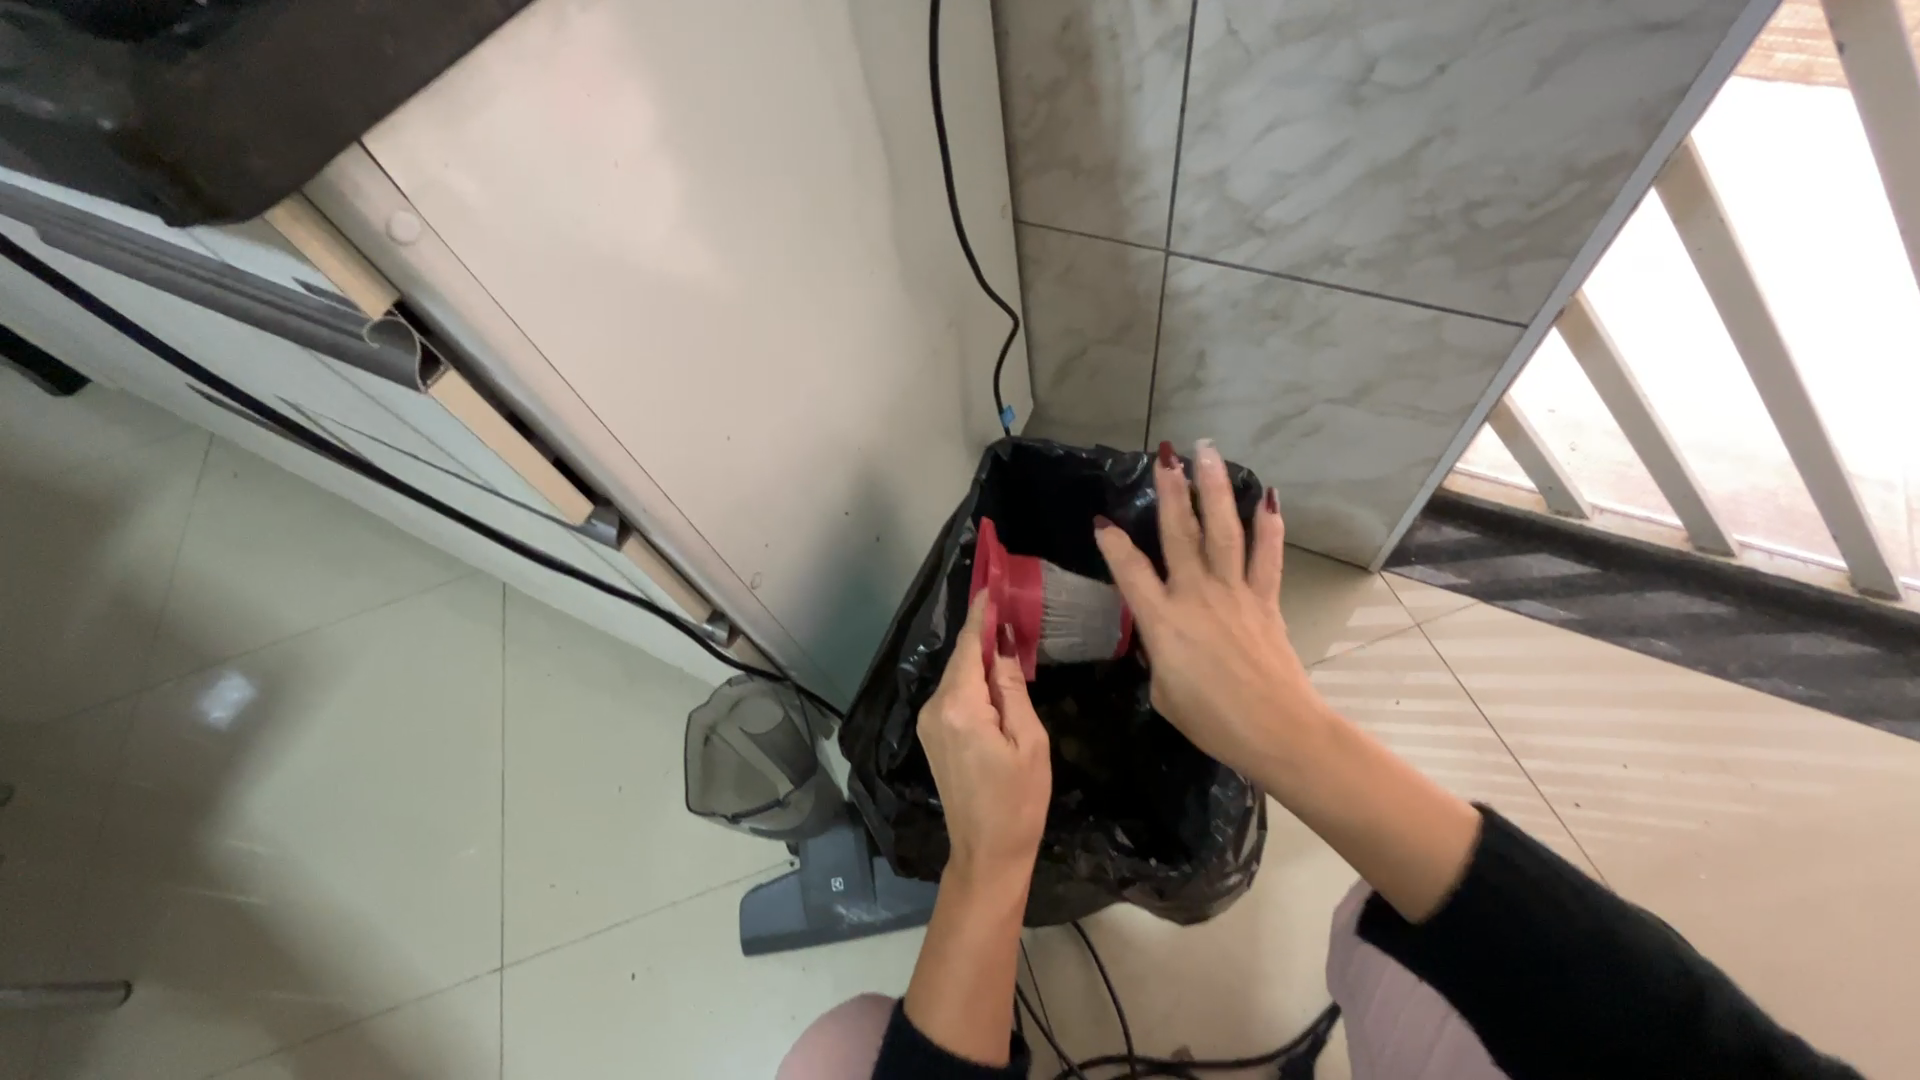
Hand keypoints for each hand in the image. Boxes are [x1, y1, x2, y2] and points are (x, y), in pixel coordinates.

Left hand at [917, 591, 1051, 882]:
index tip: (992, 586)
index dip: (982, 616)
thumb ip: (1013, 688)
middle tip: (1008, 609)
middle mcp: (935, 708)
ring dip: (979, 659)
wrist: (987, 852)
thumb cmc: (1018, 801)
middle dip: (983, 635)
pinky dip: (972, 681)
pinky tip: (994, 676)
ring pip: (956, 677)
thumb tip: (1005, 648)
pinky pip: (953, 696)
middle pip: (961, 660)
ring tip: (1008, 638)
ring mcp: (929, 723)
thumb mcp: (1029, 741)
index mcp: (960, 707)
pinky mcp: (932, 736)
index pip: (971, 647)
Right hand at [1092, 439, 1324, 778]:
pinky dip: (1269, 526)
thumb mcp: (1164, 693)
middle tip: (1166, 455)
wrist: (1277, 730)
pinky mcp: (1266, 600)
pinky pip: (1267, 555)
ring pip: (1223, 531)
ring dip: (1215, 490)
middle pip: (1180, 534)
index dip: (1112, 544)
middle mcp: (1196, 595)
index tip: (1102, 521)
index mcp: (1162, 621)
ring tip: (1208, 454)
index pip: (1130, 571)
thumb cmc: (1212, 721)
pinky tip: (1269, 497)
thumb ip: (1160, 656)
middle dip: (1172, 491)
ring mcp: (1235, 593)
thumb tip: (1166, 638)